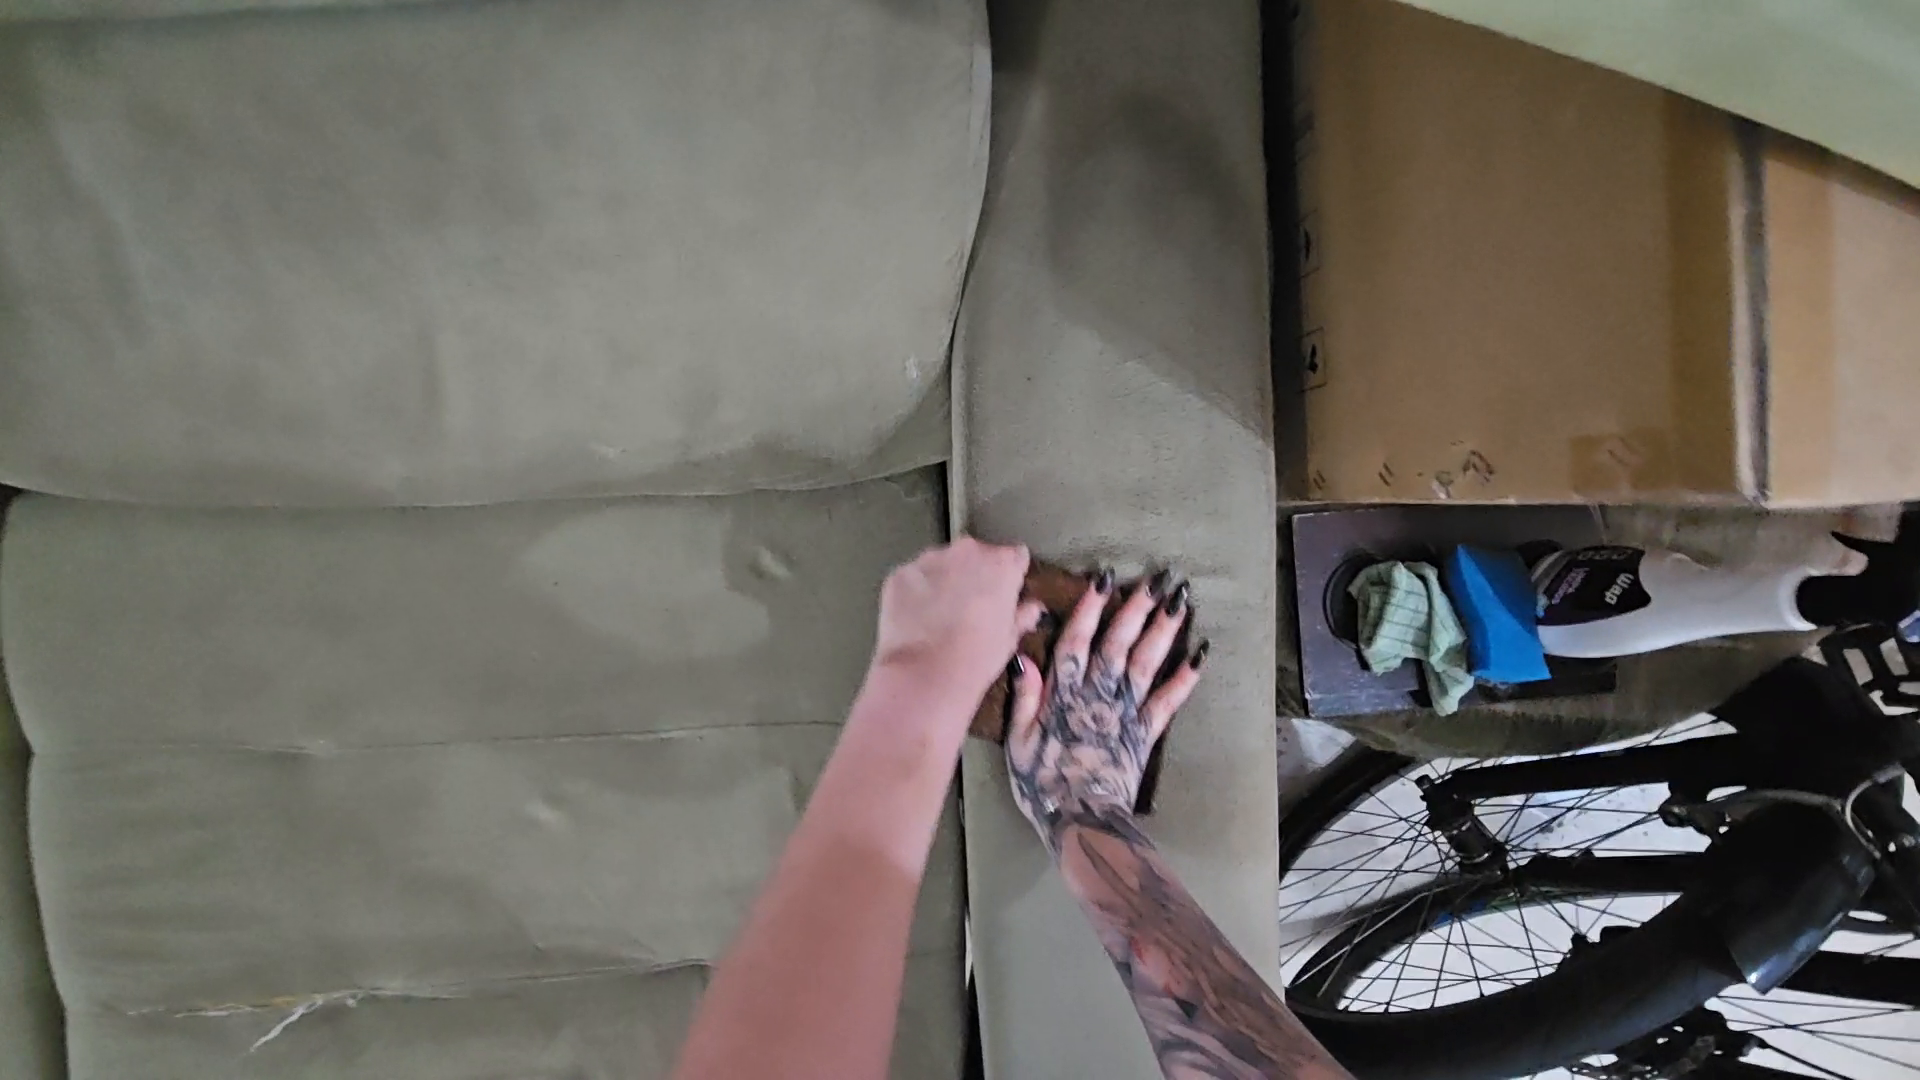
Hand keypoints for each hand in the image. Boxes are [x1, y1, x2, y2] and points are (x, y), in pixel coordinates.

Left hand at [871, 537, 1044, 700]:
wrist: (926, 673)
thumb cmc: (977, 657)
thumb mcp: (1009, 639)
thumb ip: (1022, 615)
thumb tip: (1032, 608)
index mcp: (1002, 563)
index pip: (1015, 556)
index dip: (1010, 576)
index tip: (1004, 595)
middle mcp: (967, 551)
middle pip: (975, 554)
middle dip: (974, 574)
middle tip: (971, 608)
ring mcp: (929, 559)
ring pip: (941, 563)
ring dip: (943, 580)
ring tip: (939, 617)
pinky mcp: (900, 573)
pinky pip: (913, 578)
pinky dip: (915, 592)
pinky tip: (916, 620)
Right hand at [1006, 570, 1206, 849]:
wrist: (1082, 822)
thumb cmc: (1042, 782)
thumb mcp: (1018, 741)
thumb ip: (1025, 698)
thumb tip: (1024, 657)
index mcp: (1063, 694)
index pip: (1077, 641)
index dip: (1090, 608)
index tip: (1104, 578)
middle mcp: (1097, 694)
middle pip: (1119, 643)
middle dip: (1137, 608)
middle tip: (1158, 578)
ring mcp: (1125, 712)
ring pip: (1146, 663)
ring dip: (1164, 630)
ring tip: (1181, 601)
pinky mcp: (1146, 734)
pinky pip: (1169, 702)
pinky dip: (1185, 678)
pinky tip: (1200, 654)